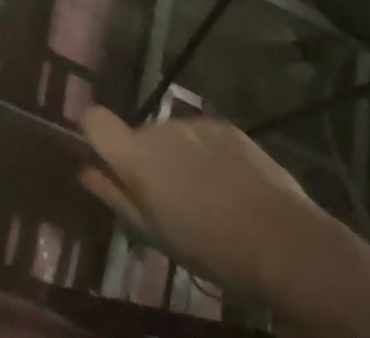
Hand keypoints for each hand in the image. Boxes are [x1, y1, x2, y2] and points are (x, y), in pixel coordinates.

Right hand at [79, 108, 322, 298]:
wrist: (284, 242)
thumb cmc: (210, 248)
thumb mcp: (154, 234)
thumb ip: (115, 197)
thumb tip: (86, 172)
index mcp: (136, 156)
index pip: (94, 119)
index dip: (94, 135)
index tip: (106, 161)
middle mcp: (160, 129)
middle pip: (137, 135)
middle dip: (145, 160)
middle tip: (167, 200)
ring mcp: (196, 125)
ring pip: (171, 137)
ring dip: (176, 157)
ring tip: (204, 196)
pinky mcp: (227, 128)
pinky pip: (201, 136)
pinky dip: (204, 154)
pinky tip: (228, 186)